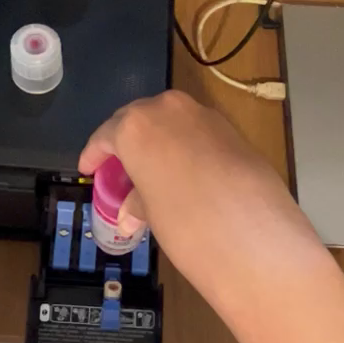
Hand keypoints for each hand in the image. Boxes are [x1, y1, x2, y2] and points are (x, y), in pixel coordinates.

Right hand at [79, 90, 328, 300]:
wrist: (254, 233)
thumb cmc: (185, 223)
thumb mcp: (152, 213)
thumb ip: (138, 202)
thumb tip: (131, 213)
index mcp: (135, 125)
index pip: (105, 135)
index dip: (94, 155)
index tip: (88, 169)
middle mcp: (168, 109)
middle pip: (138, 119)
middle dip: (126, 142)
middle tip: (119, 169)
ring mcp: (204, 115)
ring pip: (171, 121)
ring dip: (158, 141)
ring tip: (152, 171)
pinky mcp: (232, 129)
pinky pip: (197, 132)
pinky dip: (186, 146)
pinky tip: (185, 173)